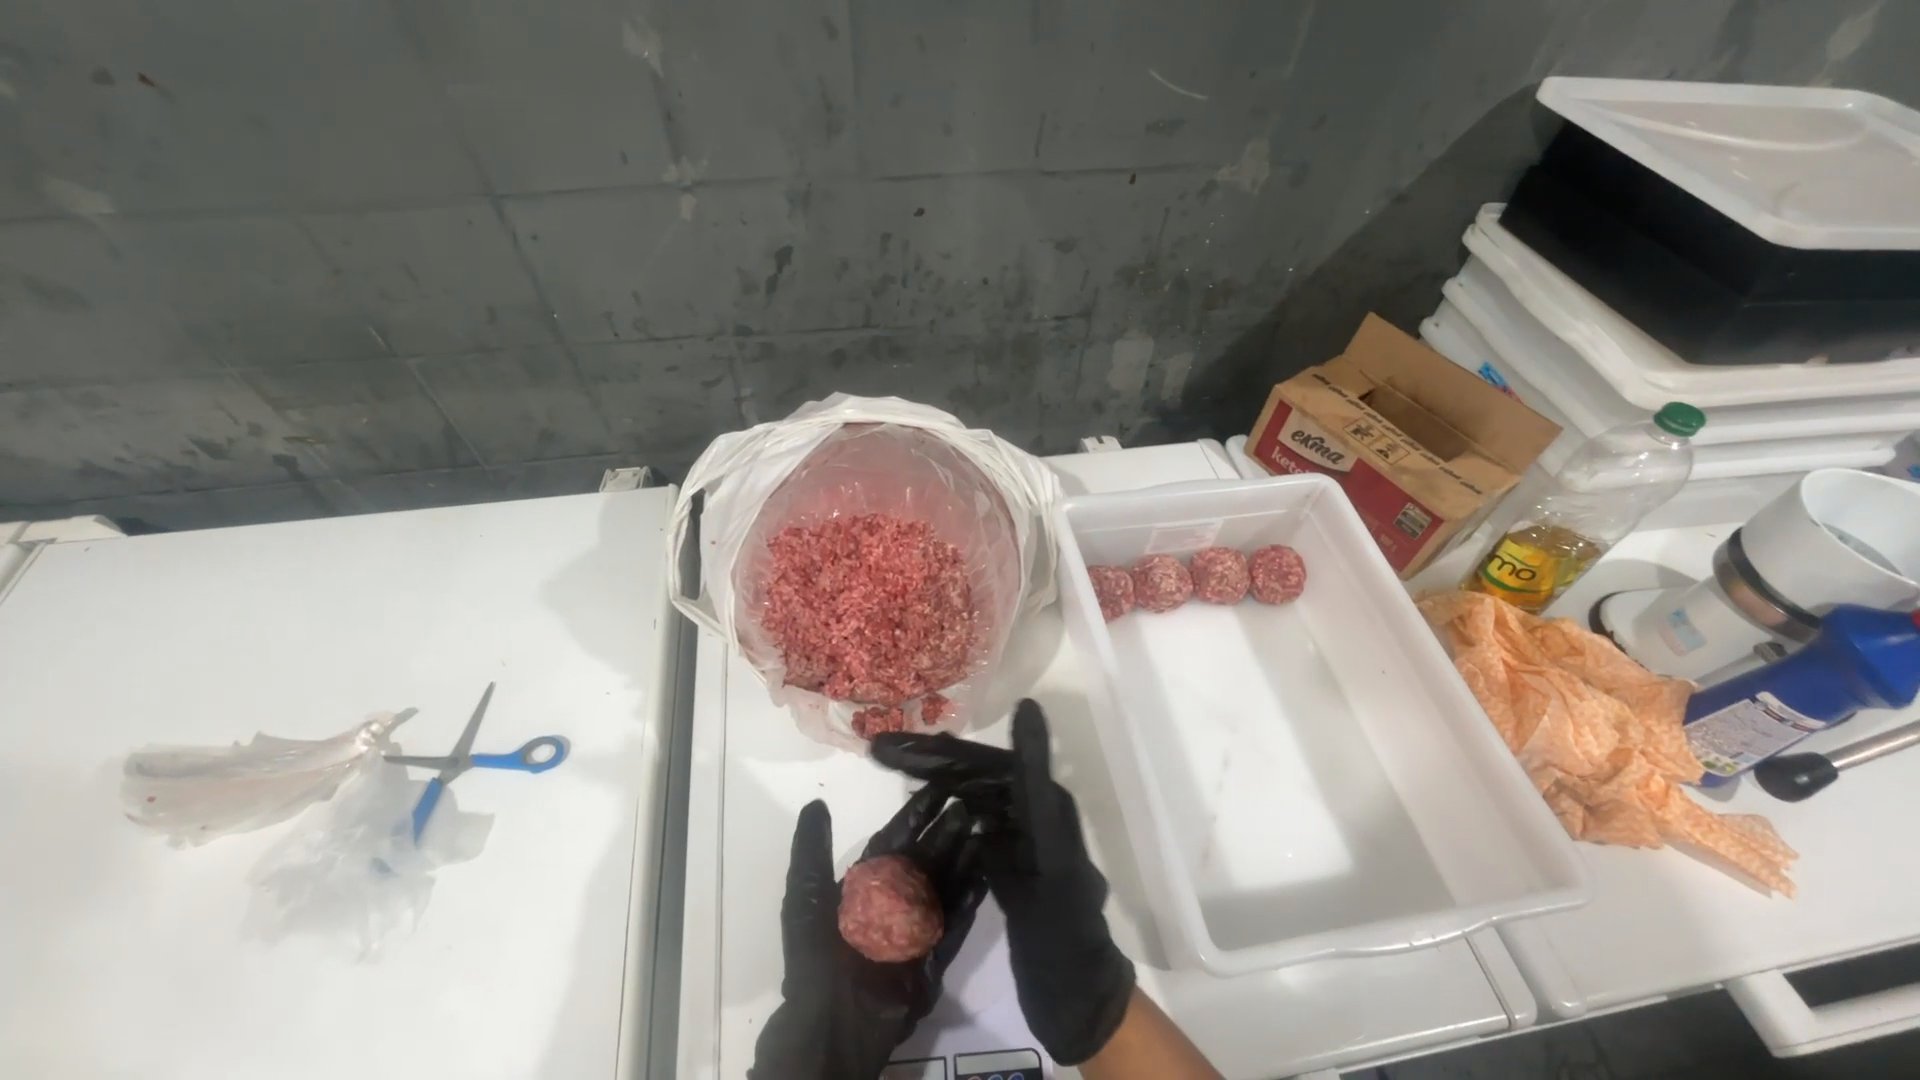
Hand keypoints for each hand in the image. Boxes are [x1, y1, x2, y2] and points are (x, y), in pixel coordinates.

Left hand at [748, 785, 987, 1079]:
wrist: (831, 1020)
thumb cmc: (815, 952)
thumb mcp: (805, 895)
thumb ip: (811, 850)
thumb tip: (816, 803)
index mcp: (866, 883)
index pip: (895, 838)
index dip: (916, 813)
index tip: (939, 789)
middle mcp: (894, 898)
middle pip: (926, 857)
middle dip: (946, 832)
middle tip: (970, 805)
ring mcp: (916, 926)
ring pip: (945, 884)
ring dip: (963, 859)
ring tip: (983, 833)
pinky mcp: (933, 955)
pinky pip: (954, 924)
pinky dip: (968, 902)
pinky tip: (984, 878)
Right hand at [872, 699, 1135, 1064]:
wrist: (1078, 1000)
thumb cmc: (1065, 935)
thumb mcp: (1052, 858)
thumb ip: (1036, 786)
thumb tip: (1032, 709)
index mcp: (1045, 806)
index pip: (986, 766)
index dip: (941, 751)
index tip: (893, 743)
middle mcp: (1038, 813)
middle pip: (977, 775)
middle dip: (929, 759)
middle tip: (877, 750)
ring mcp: (1026, 838)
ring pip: (974, 794)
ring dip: (934, 778)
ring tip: (888, 764)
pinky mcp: (1017, 862)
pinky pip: (977, 821)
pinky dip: (947, 809)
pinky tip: (919, 805)